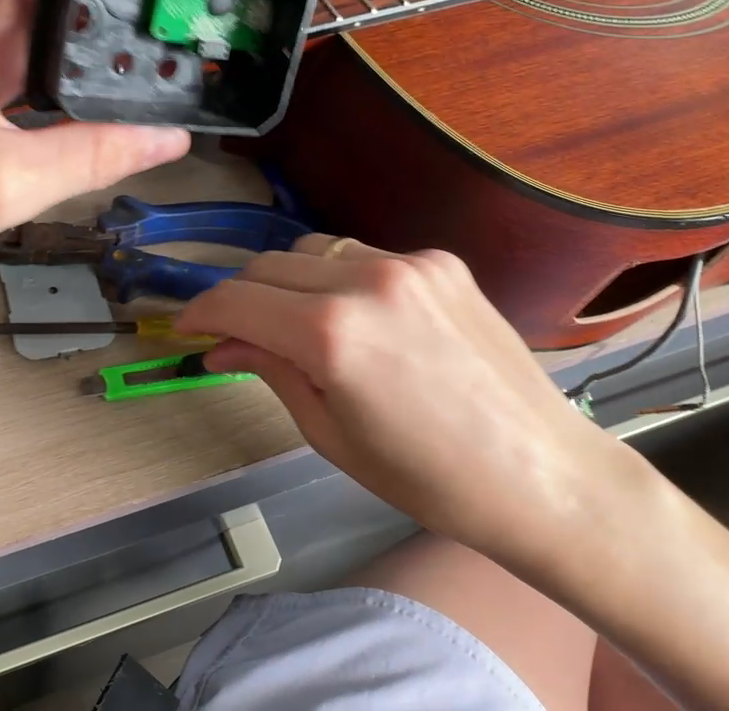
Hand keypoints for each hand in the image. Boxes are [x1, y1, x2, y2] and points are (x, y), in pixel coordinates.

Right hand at [179, 235, 626, 552]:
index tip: (185, 327)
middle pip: (267, 265)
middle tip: (237, 335)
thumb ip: (267, 369)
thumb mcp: (328, 433)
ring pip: (313, 249)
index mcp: (332, 335)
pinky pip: (363, 254)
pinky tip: (359, 317)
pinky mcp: (440, 261)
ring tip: (297, 323)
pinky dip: (340, 278)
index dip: (200, 312)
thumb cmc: (427, 478)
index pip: (236, 299)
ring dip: (288, 280)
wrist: (543, 475)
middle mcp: (365, 281)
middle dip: (241, 297)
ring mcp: (408, 264)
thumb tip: (220, 345)